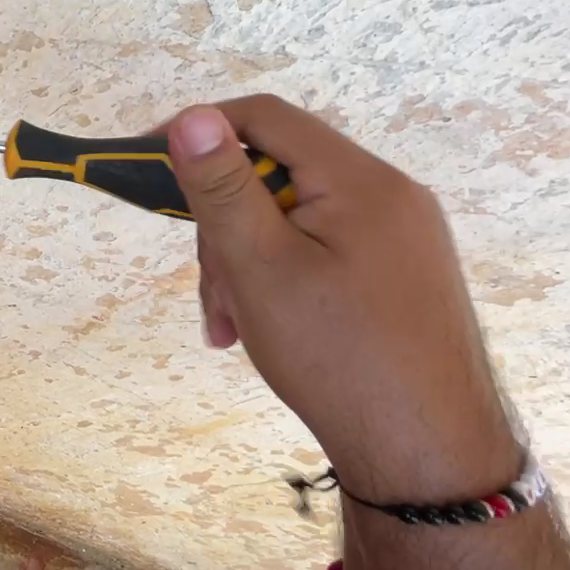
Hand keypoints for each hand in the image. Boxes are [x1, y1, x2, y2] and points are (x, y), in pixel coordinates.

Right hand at [165, 96, 516, 502]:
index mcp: (360, 181)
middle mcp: (387, 196)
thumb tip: (191, 116)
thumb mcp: (257, 263)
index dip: (197, 128)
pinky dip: (269, 275)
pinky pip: (311, 249)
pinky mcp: (391, 270)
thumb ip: (222, 186)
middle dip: (220, 221)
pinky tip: (252, 325)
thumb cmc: (332, 350)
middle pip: (271, 173)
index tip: (143, 164)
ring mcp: (394, 235)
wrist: (425, 453)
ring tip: (229, 319)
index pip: (264, 118)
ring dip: (239, 258)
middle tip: (207, 281)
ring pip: (285, 216)